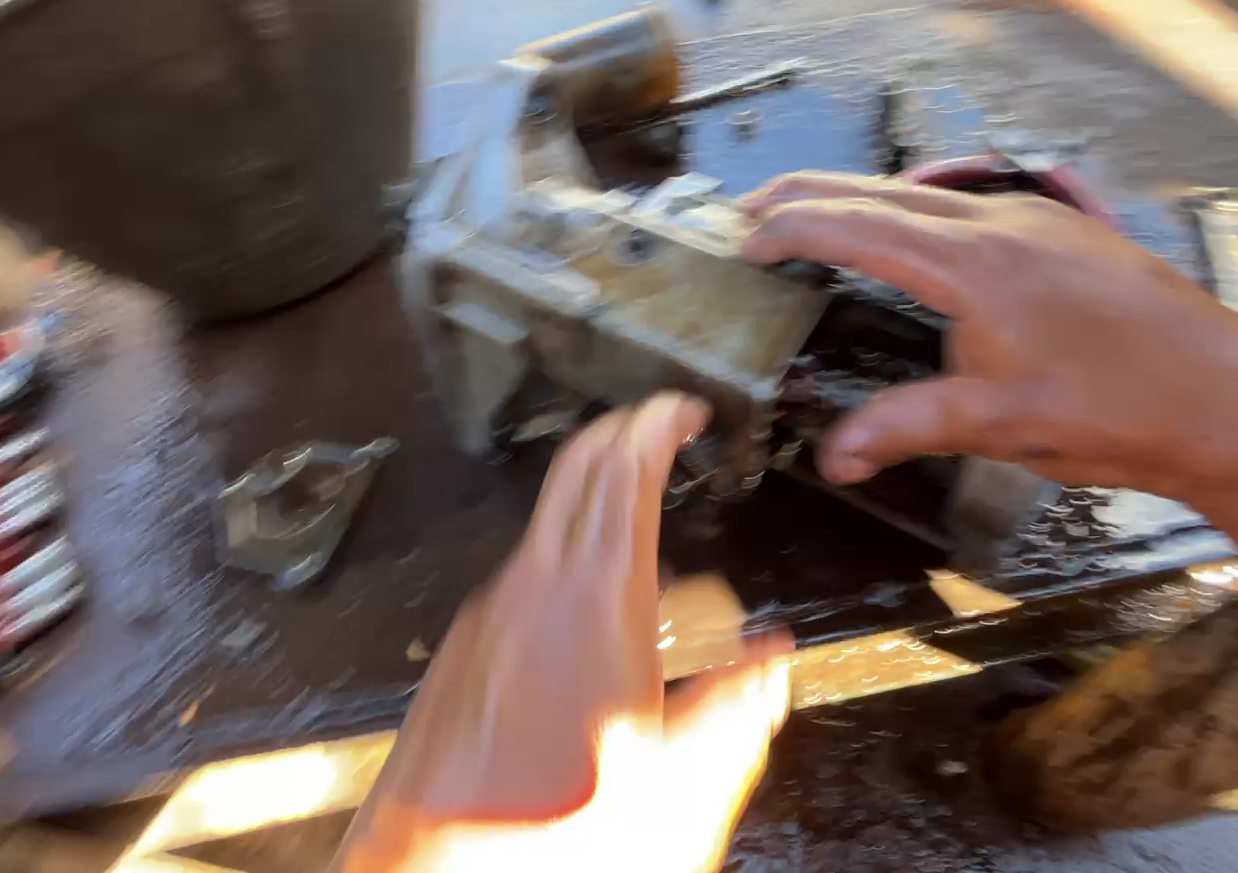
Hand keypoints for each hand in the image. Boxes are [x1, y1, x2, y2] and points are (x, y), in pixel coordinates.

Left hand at [336, 394, 792, 872]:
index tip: (682, 408)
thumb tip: (773, 660)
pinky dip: (563, 549)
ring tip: (637, 506)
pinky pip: (523, 566)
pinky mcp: (464, 641)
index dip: (655, 424)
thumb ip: (734, 712)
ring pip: (549, 515)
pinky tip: (584, 596)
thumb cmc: (560, 836)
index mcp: (597, 600)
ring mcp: (491, 607)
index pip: (625, 473)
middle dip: (621, 429)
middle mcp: (534, 583)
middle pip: (578, 467)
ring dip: (593, 491)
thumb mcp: (680, 788)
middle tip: (659, 425)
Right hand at [739, 171, 1237, 499]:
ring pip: (912, 191)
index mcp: (970, 262)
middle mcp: (993, 221)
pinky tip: (890, 237)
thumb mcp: (998, 424)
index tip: (740, 245)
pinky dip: (893, 211)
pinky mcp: (1053, 229)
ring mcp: (1028, 217)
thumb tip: (829, 459)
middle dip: (799, 195)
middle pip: (873, 189)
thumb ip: (903, 428)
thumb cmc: (1116, 411)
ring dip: (846, 200)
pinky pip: (950, 204)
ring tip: (801, 220)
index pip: (853, 225)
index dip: (787, 229)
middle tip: (743, 213)